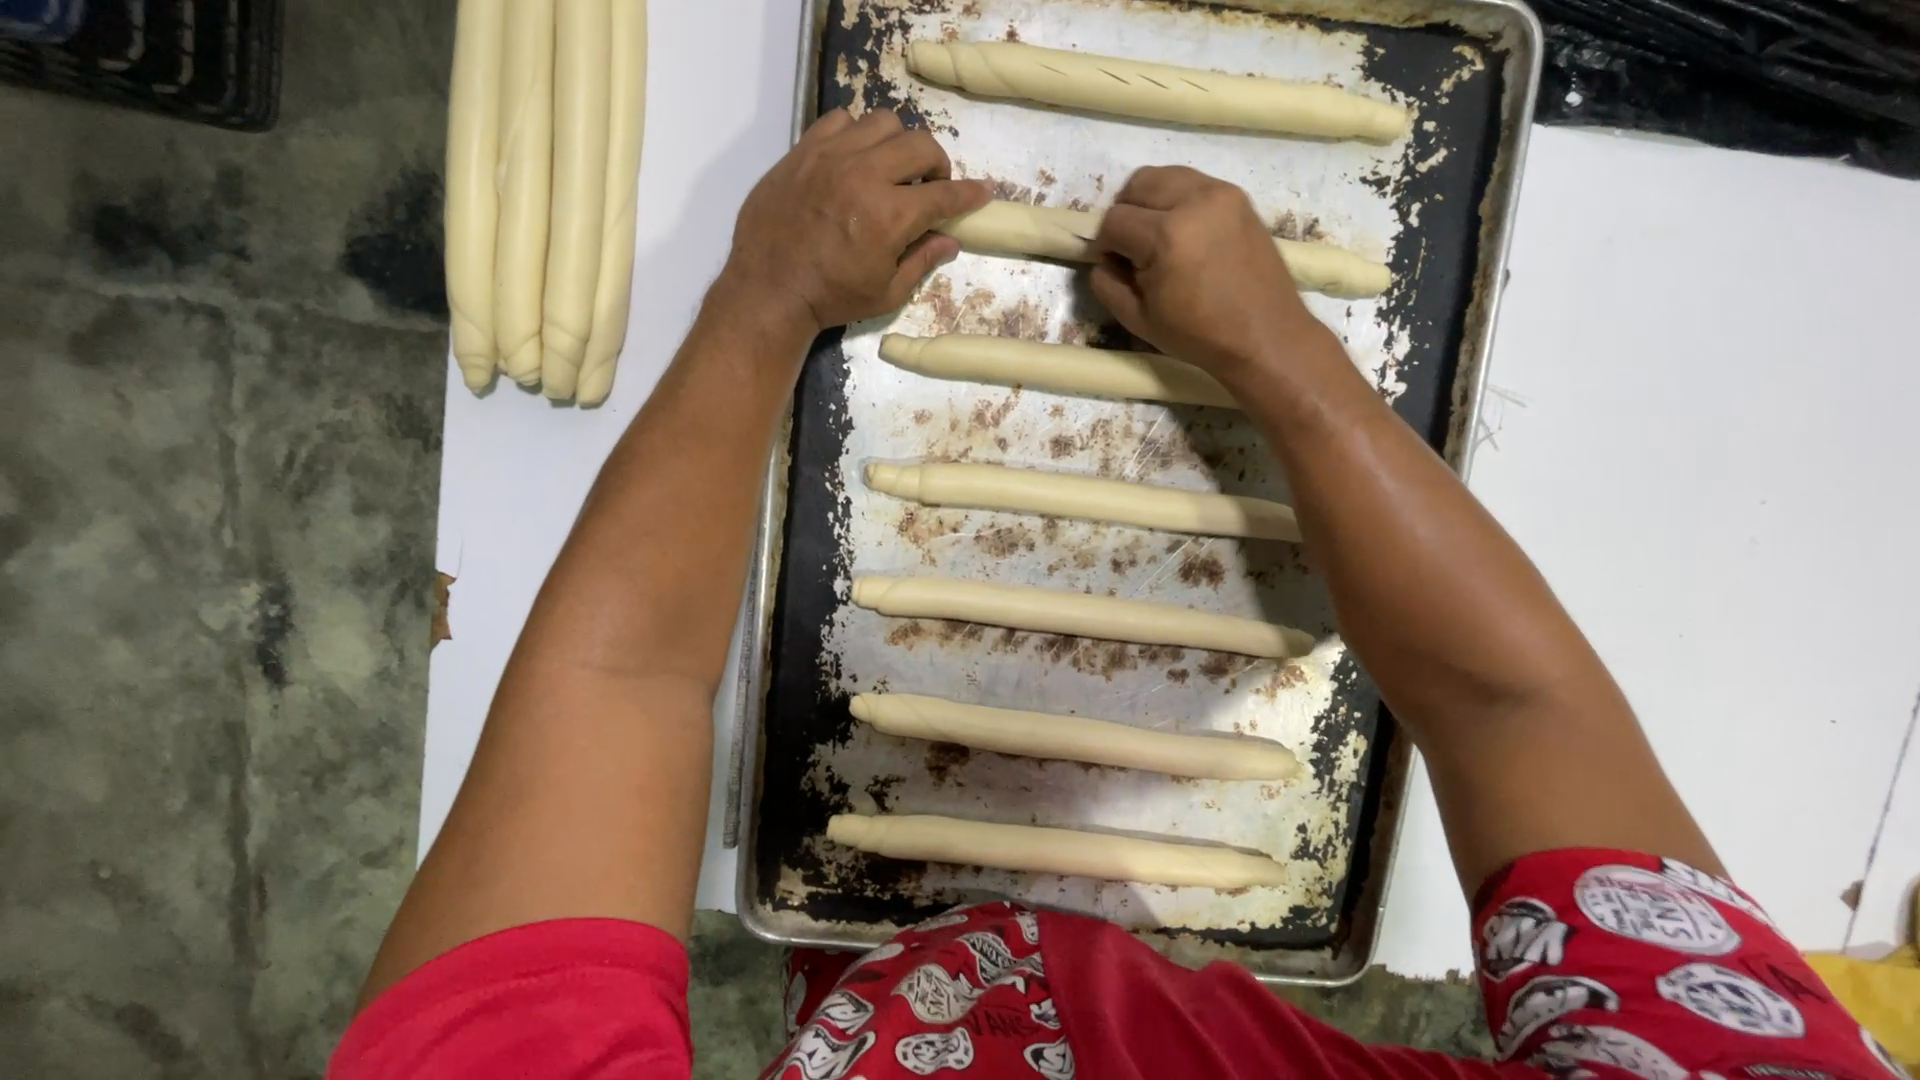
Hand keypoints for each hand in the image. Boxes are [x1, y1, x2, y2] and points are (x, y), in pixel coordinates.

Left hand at [723, 110, 990, 335]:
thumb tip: (951, 240)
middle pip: (920, 145)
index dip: (968, 194)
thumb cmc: (831, 298)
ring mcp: (831, 157)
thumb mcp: (886, 292)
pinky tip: (855, 159)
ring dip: (898, 144)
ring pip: (883, 122)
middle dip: (936, 164)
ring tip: (891, 168)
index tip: (982, 192)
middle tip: (930, 184)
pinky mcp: (804, 151)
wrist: (769, 289)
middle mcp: (864, 175)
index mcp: (890, 216)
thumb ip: (922, 261)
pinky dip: (857, 134)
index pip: (944, 195)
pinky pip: (841, 120)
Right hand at [1089, 167, 1333, 378]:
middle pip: (1137, 185)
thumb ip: (1107, 284)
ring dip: (1150, 201)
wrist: (1264, 335)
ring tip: (1155, 236)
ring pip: (1165, 176)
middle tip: (1130, 246)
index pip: (1114, 220)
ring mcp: (1220, 194)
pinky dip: (1177, 200)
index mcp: (1166, 236)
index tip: (1112, 265)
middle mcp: (1194, 202)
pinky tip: (1182, 232)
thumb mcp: (1138, 320)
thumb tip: (1102, 260)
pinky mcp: (1238, 197)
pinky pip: (1193, 183)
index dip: (1105, 244)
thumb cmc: (1198, 335)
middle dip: (1125, 213)